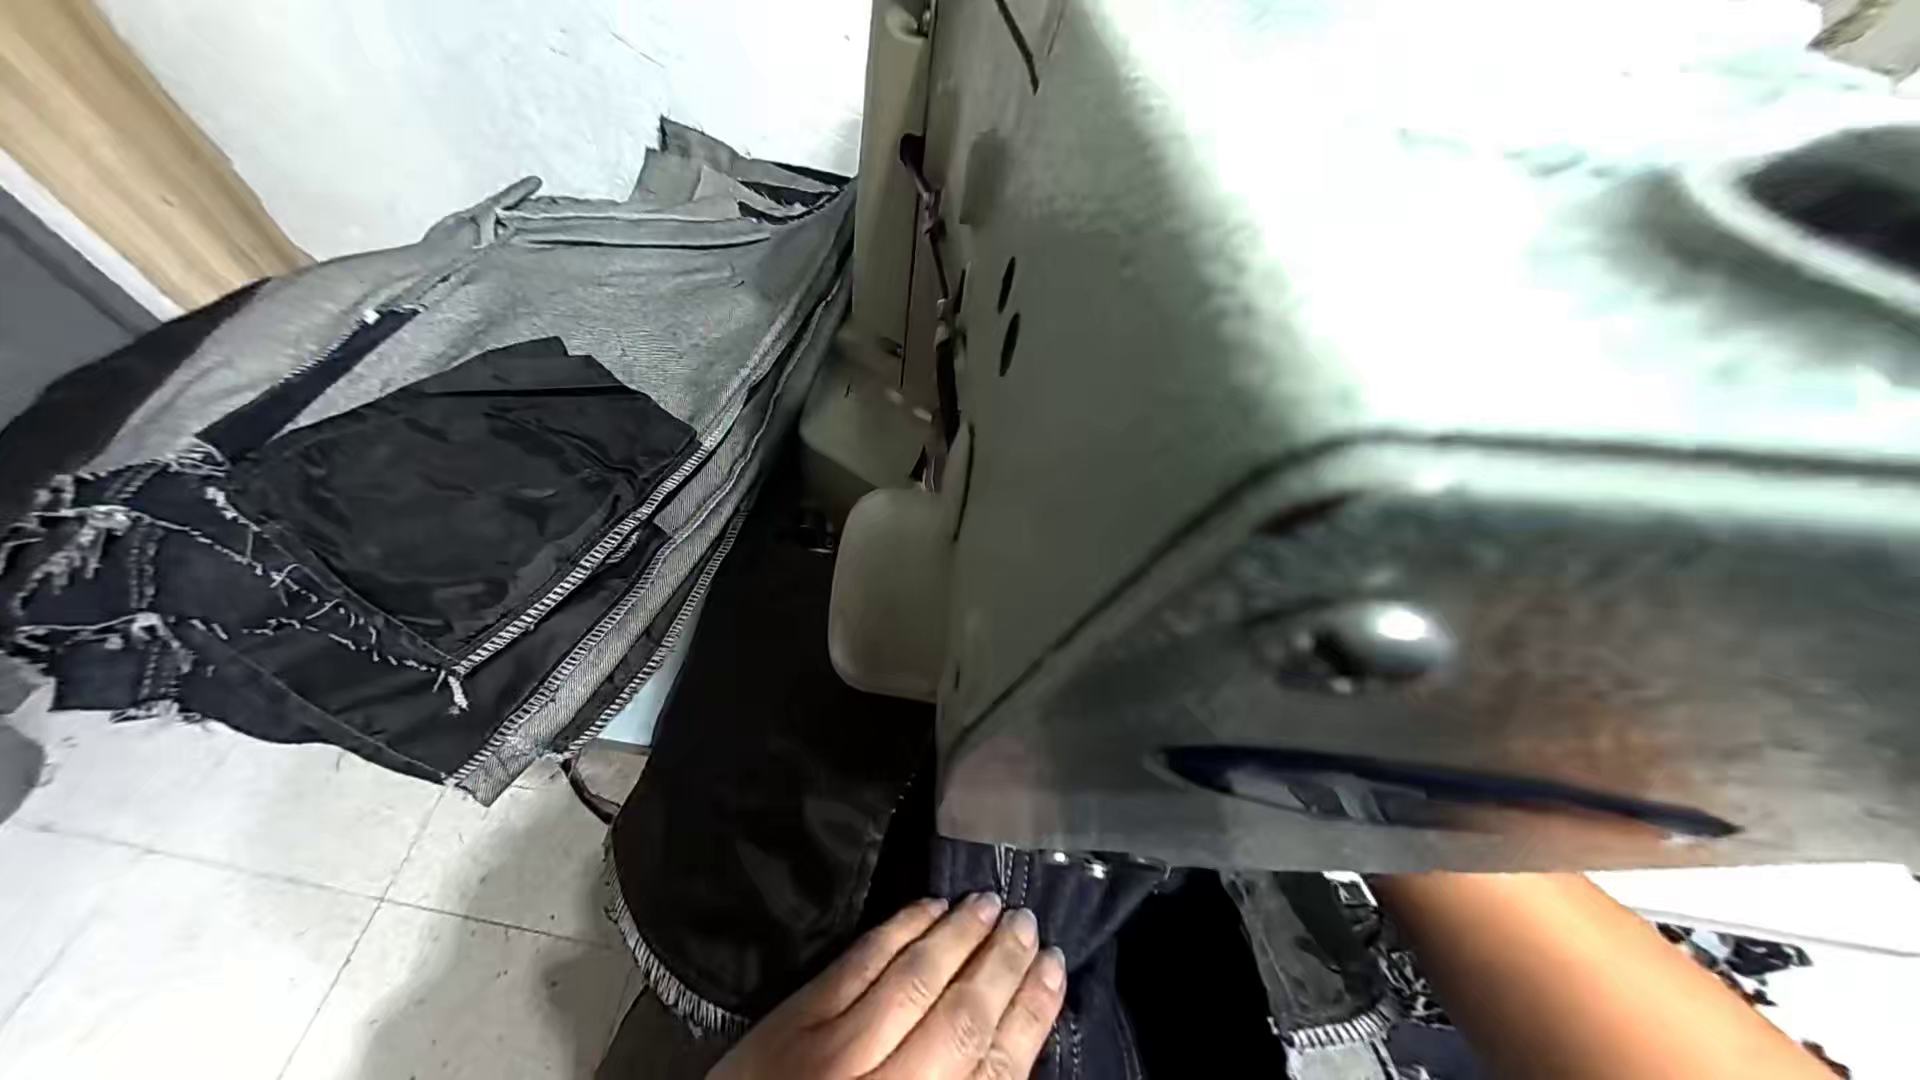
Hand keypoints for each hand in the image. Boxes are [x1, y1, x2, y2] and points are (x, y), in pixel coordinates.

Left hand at [709, 893, 1066, 1079]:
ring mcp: (837, 1048)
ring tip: (991, 903)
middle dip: (1002, 964)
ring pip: (915, 978)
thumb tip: (1008, 1039)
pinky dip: (900, 927)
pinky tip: (929, 906)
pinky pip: (861, 960)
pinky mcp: (799, 1016)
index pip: (994, 1068)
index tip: (1054, 966)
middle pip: (961, 1016)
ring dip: (959, 935)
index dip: (1031, 1012)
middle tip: (1026, 921)